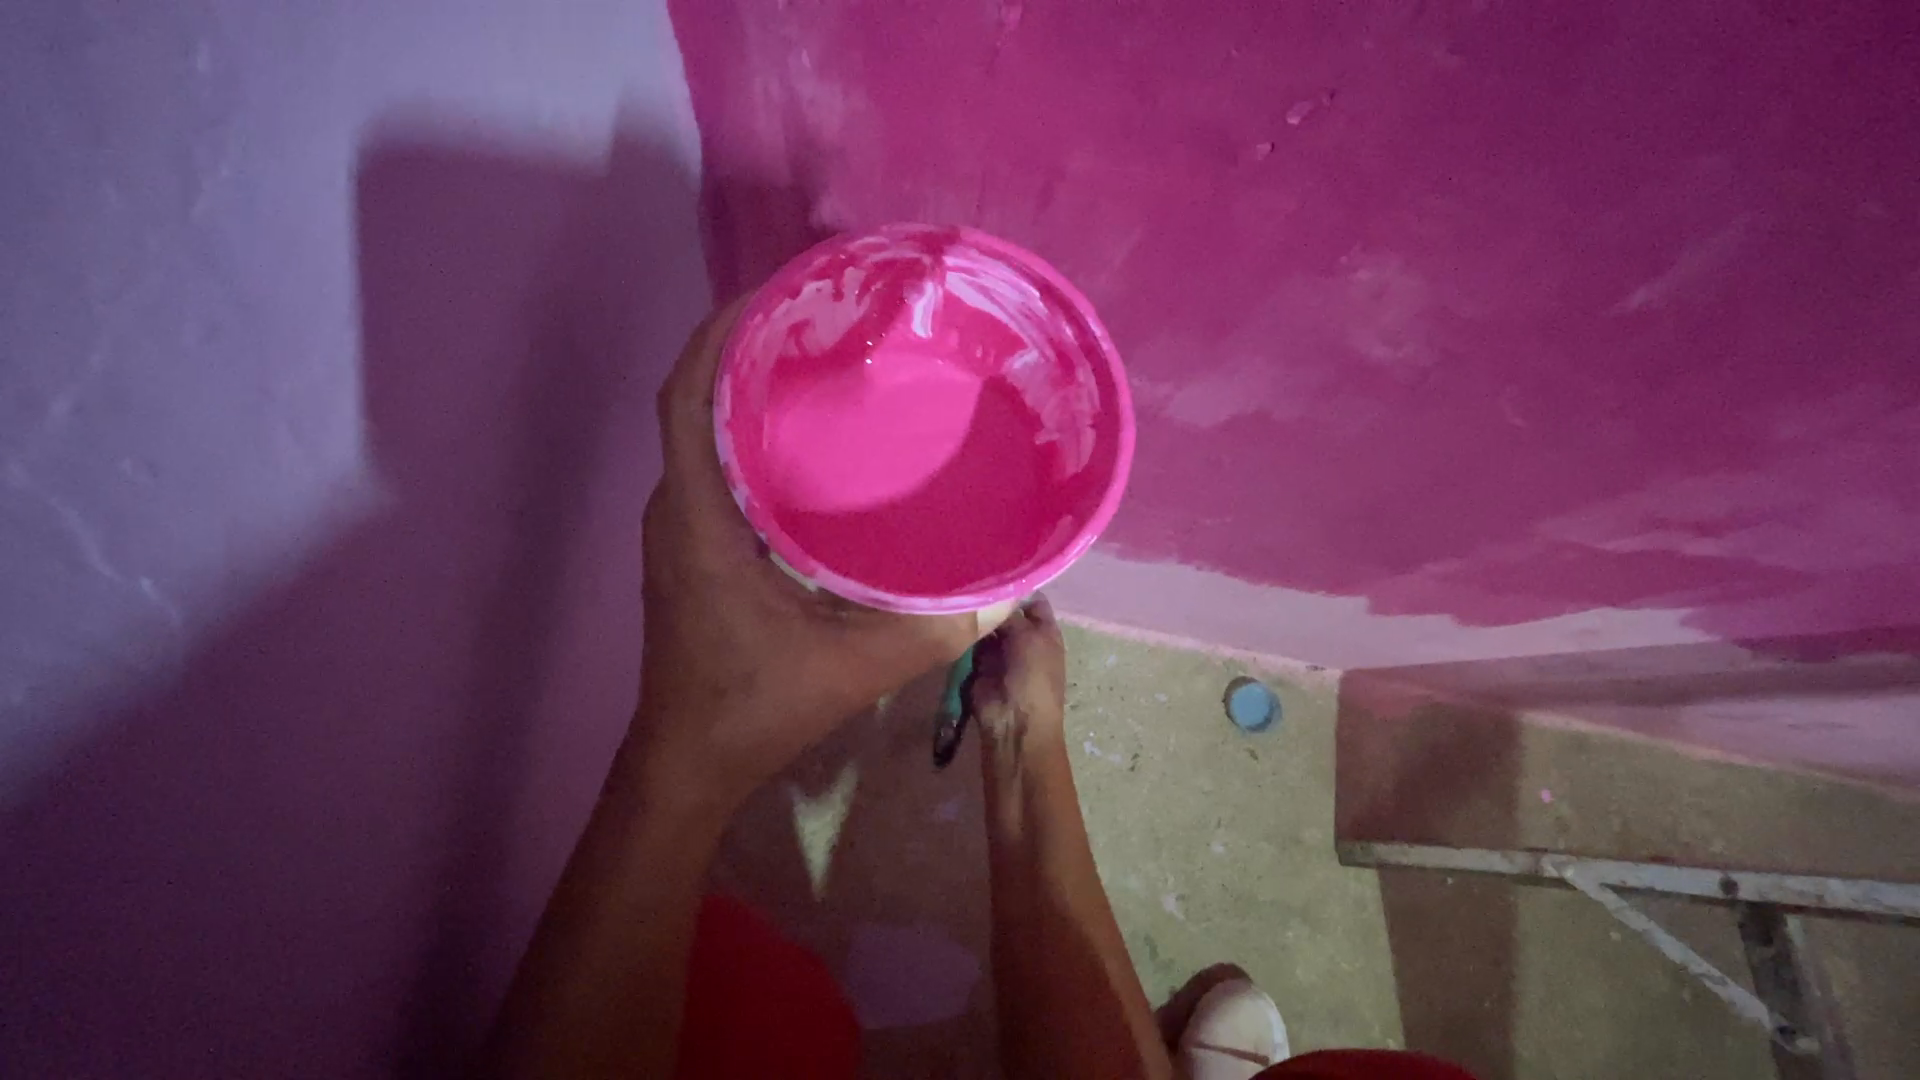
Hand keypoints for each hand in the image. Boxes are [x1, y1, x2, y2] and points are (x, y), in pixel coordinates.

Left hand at [632, 303, 979, 818]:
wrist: (690, 763)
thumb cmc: (758, 708)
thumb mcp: (858, 666)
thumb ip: (936, 626)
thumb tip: (1010, 589)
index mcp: (700, 517)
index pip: (688, 394)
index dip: (723, 332)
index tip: (783, 293)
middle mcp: (679, 508)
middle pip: (700, 398)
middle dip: (751, 348)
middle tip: (829, 322)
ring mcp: (682, 528)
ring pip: (707, 432)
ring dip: (753, 391)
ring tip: (828, 366)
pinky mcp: (696, 546)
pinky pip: (719, 466)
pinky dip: (756, 436)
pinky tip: (816, 445)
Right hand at [967, 594, 1067, 753]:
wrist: (1012, 720)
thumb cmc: (1033, 675)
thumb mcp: (1029, 636)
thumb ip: (1011, 613)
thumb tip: (993, 595)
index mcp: (1045, 631)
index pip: (1032, 600)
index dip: (1017, 586)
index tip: (993, 568)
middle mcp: (1023, 638)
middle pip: (1005, 612)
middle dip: (991, 600)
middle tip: (967, 579)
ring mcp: (1000, 652)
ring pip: (986, 626)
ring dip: (976, 616)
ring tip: (957, 594)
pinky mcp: (978, 664)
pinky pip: (970, 642)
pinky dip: (964, 633)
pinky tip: (951, 615)